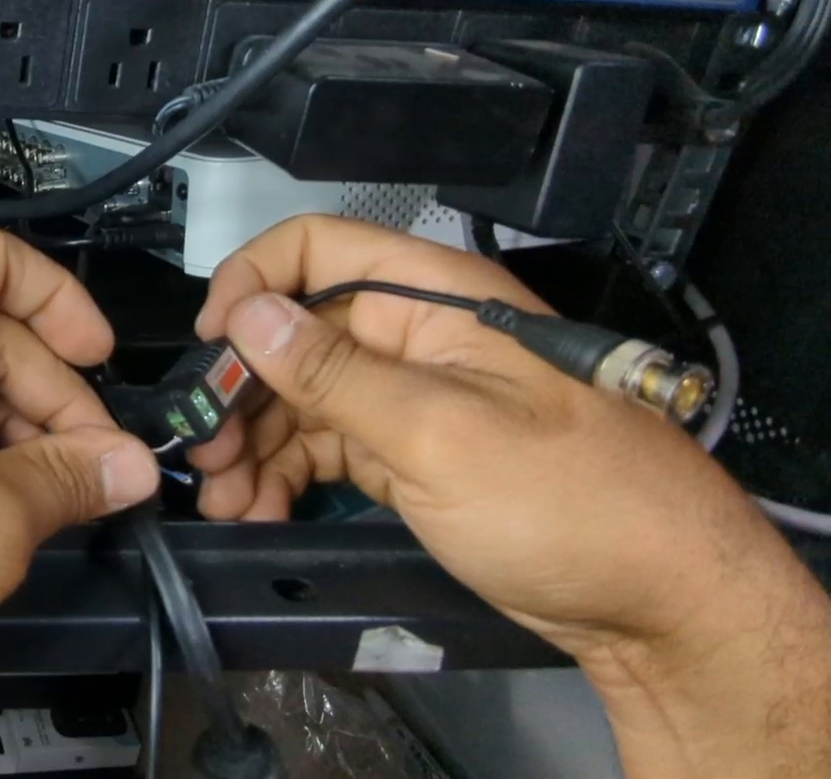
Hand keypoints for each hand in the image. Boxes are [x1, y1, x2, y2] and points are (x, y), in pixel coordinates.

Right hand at [192, 216, 830, 778]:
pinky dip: (274, 476)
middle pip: (285, 335)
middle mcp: (400, 336)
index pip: (315, 249)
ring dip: (247, 445)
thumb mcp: (442, 434)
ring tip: (223, 496)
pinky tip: (255, 508)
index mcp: (429, 301)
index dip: (252, 280)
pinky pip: (307, 446)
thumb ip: (334, 373)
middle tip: (204, 447)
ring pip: (287, 397)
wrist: (662, 617)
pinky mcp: (385, 448)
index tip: (214, 341)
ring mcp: (390, 394)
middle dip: (238, 391)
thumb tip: (246, 315)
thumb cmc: (576, 505)